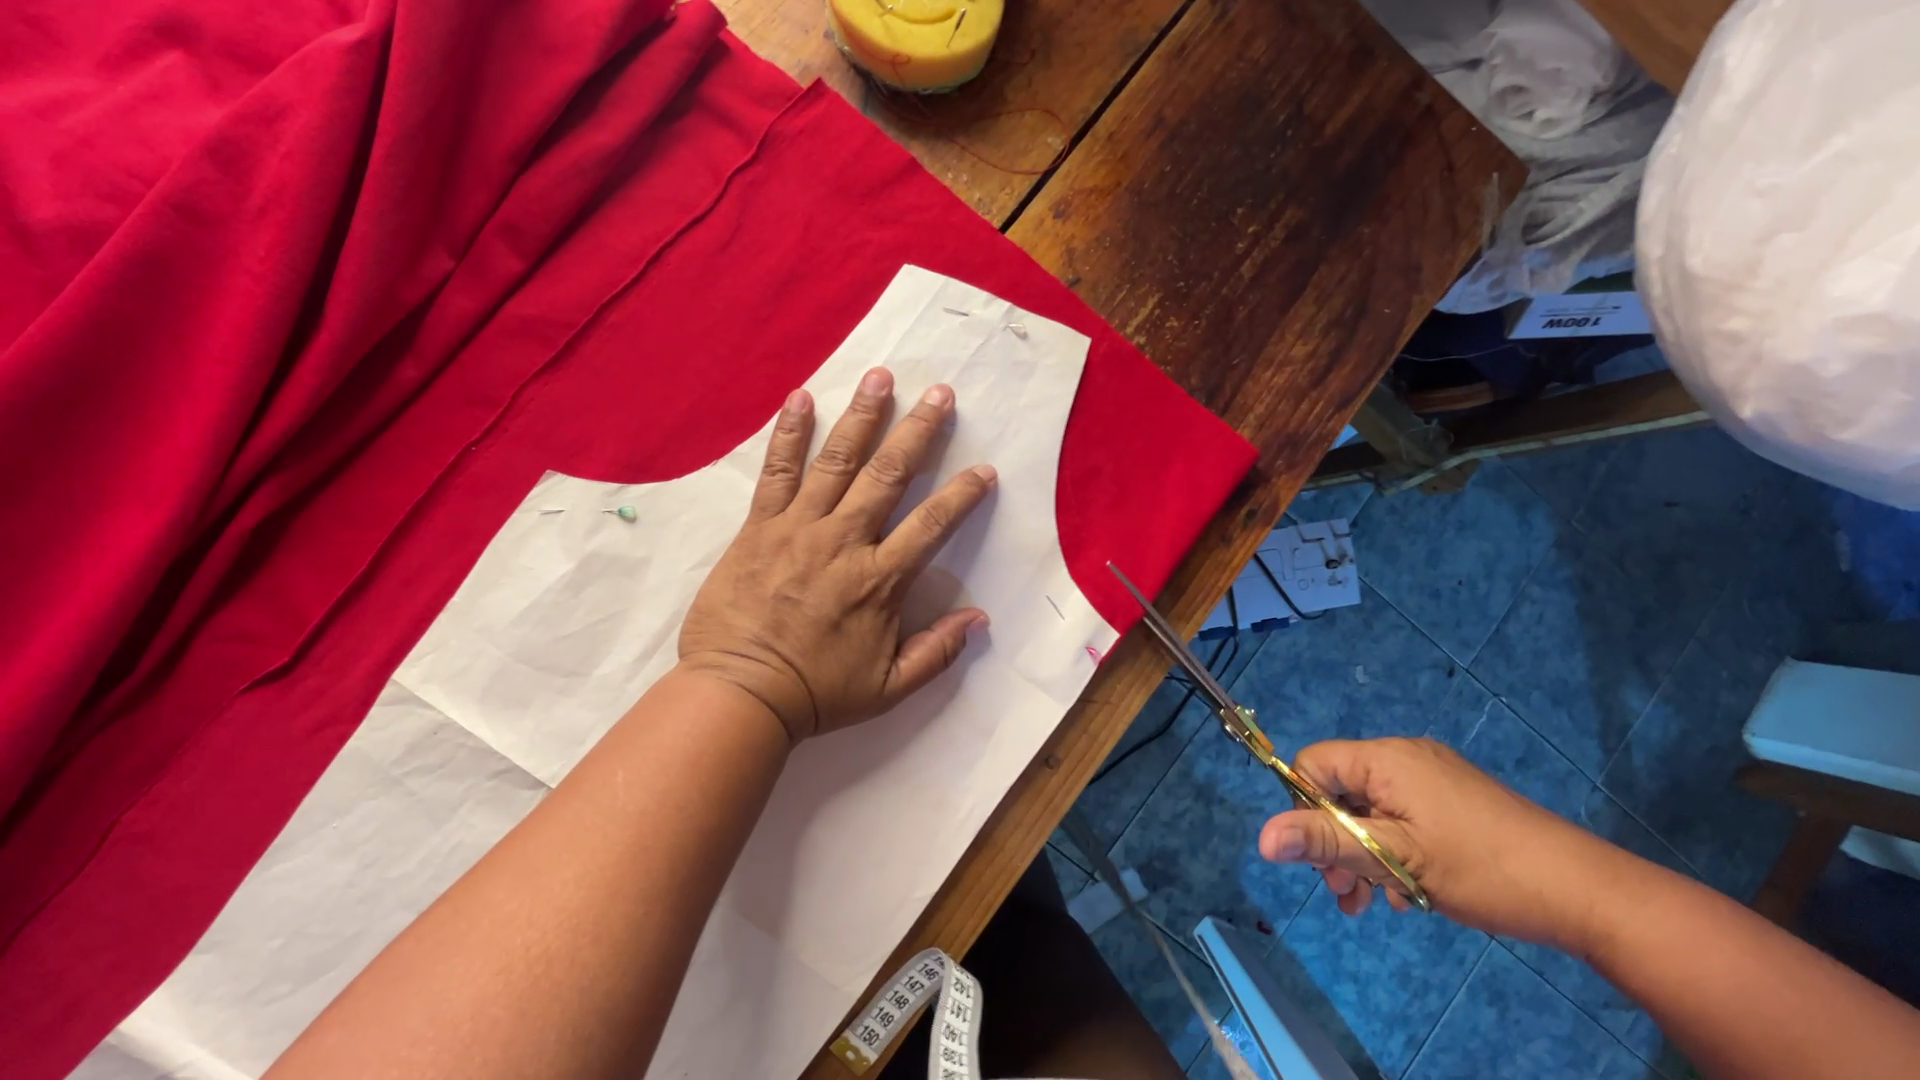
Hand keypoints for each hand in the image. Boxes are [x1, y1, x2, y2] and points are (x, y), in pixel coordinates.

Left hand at [678, 367, 995, 743]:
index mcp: (878, 581)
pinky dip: (788, 434)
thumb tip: (979, 619)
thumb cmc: (815, 693)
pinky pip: (776, 473)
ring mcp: (797, 529)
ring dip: (861, 417)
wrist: (739, 694)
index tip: (984, 469)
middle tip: (940, 392)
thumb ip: (936, 652)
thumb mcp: (888, 688)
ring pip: (836, 463)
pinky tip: (801, 399)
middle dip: (917, 431)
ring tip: (880, 376)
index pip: (931, 526)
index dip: (961, 495)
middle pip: (888, 476)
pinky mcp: (758, 528)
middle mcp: (843, 542)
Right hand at [1257, 737, 1620, 950]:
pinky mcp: (1453, 802)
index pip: (1312, 764)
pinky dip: (1394, 853)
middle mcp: (1405, 759)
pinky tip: (1409, 895)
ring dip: (1363, 857)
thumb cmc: (1481, 869)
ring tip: (1376, 904)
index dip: (1303, 808)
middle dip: (1335, 843)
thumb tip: (1261, 838)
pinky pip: (1401, 819)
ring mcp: (1433, 779)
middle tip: (1349, 895)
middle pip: (1340, 791)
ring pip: (1370, 811)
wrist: (1585, 892)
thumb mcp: (1395, 859)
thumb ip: (1325, 842)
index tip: (1321, 857)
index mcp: (1387, 759)